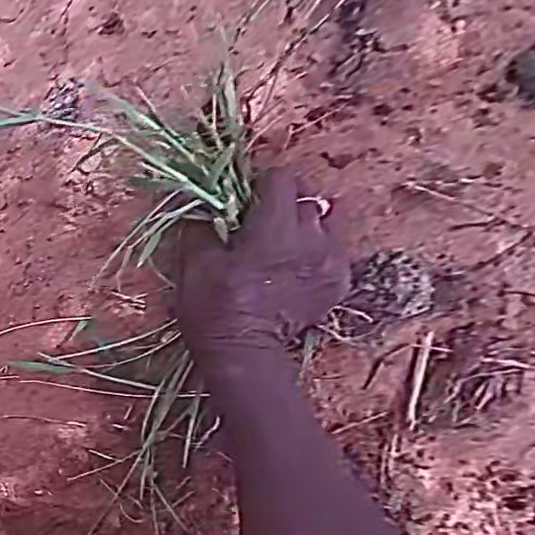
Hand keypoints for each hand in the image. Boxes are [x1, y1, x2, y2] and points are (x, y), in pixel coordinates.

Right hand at [177, 169, 348, 361]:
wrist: (242, 354)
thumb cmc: (212, 310)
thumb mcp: (194, 267)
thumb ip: (200, 228)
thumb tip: (197, 203)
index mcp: (274, 230)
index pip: (281, 180)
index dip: (259, 184)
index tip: (242, 199)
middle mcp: (312, 238)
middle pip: (307, 198)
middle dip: (282, 203)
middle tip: (258, 222)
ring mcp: (332, 260)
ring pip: (326, 221)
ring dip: (303, 225)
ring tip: (280, 245)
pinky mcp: (340, 281)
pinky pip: (333, 251)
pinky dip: (314, 252)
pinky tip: (292, 270)